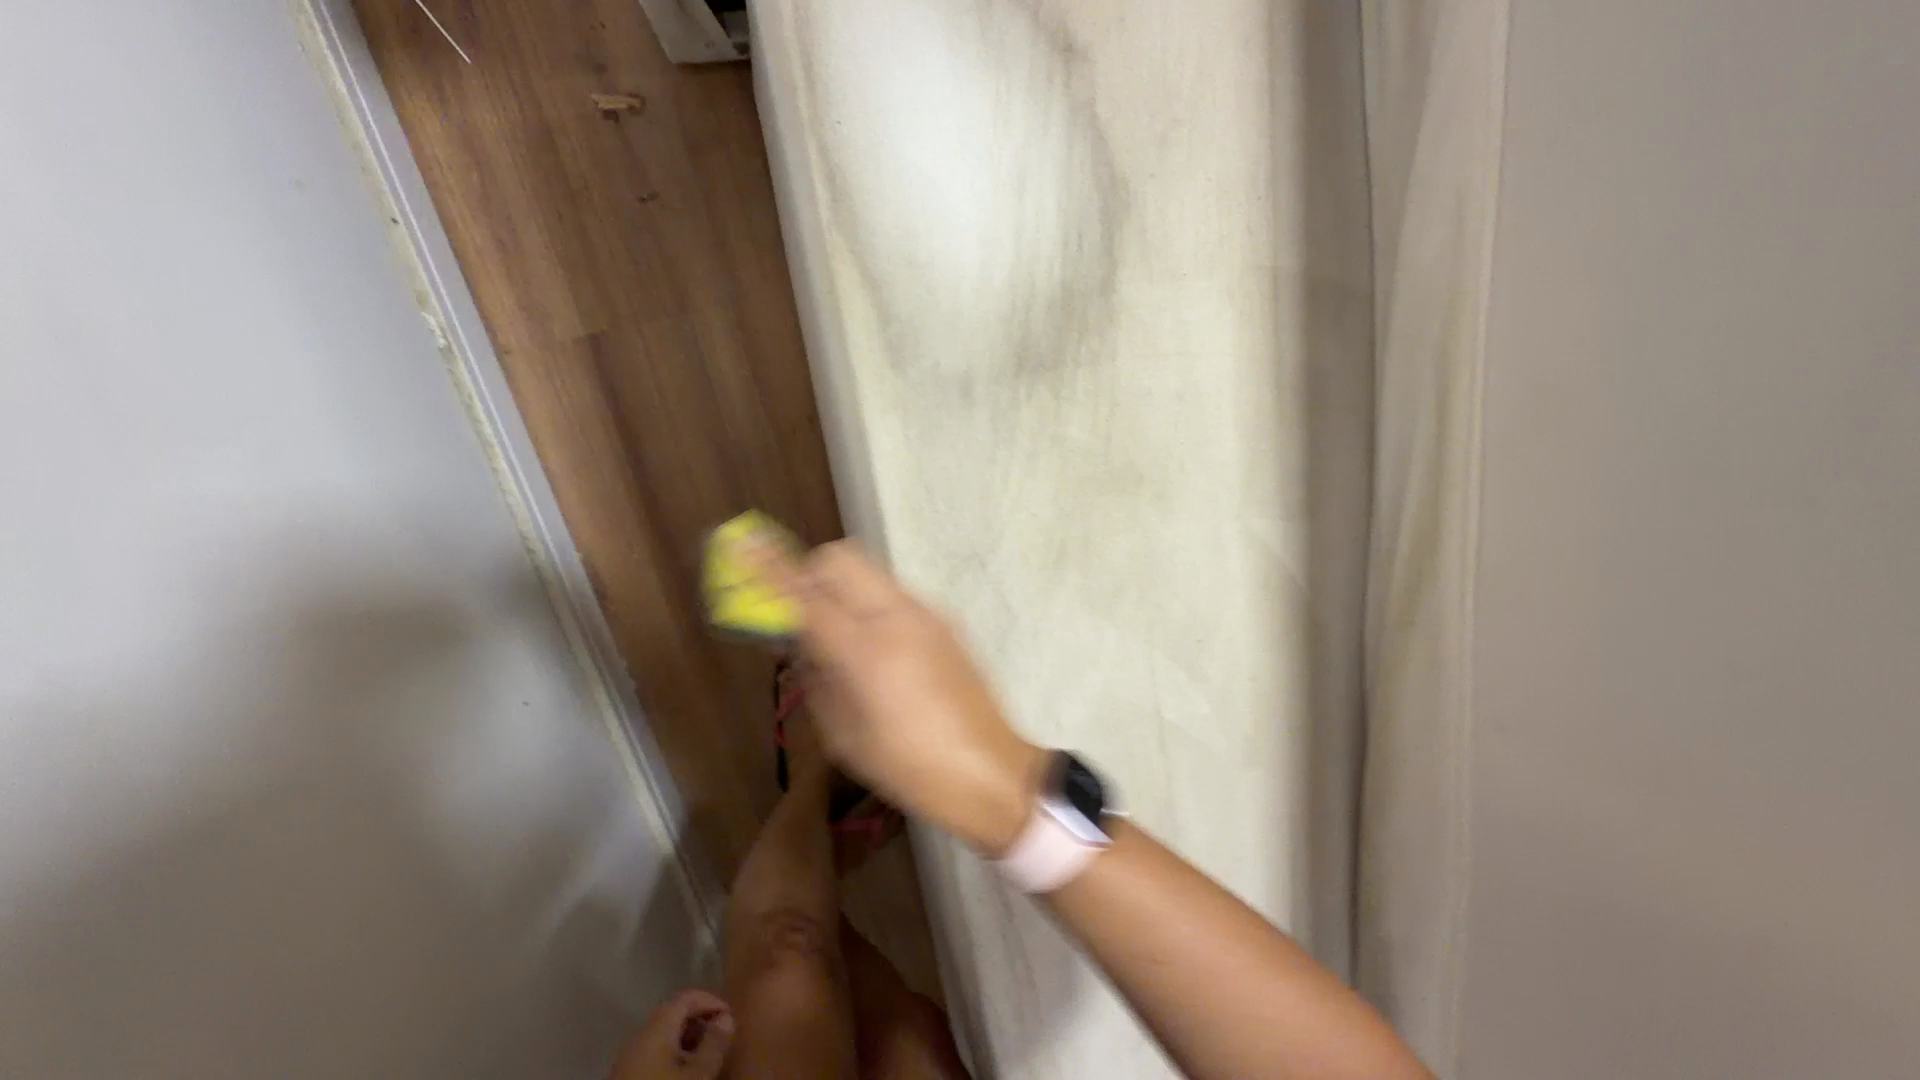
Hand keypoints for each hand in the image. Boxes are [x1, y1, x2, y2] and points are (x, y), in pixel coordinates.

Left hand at [608, 990, 732, 1079]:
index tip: (731, 1020)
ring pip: (663, 1036)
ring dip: (688, 1041)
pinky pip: (654, 1054)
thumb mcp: (697, 1076)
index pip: (686, 997)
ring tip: (707, 1060)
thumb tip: (726, 1019)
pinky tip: (684, 1075)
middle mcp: (639, 1036)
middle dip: (700, 1022)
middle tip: (722, 1040)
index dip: (711, 1002)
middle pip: (674, 1014)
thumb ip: (714, 1045)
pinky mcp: (626, 1076)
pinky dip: (674, 1055)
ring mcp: (630, 1057)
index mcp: (656, 1028)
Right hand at [760, 540, 1045, 853]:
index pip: (805, 596)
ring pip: (867, 572)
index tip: (740, 544)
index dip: (768, 569)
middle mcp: (897, 616)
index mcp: (866, 651)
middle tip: (798, 614)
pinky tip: (872, 650)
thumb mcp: (843, 735)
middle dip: (809, 575)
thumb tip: (798, 641)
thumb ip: (815, 678)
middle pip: (839, 559)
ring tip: (836, 637)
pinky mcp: (945, 621)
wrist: (992, 773)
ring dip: (840, 589)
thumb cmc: (909, 769)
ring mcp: (926, 613)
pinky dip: (867, 605)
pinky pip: (891, 594)